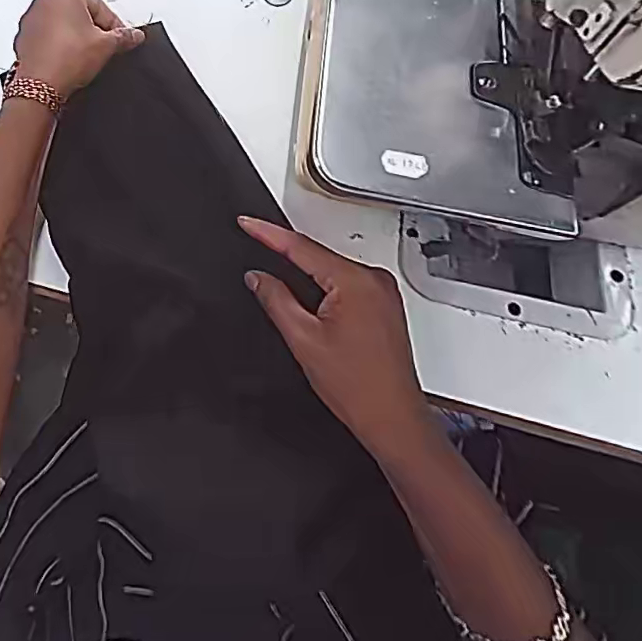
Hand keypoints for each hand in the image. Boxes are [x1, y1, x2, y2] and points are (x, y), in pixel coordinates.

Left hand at [12, 0, 143, 94]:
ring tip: (86, 57)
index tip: (121, 39)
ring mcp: (31, 19)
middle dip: (94, 31)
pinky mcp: (25, 38)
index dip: (115, 25)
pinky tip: (70, 61)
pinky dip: (61, 47)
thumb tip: (134, 35)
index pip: (100, 7)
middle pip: (80, 14)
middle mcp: (44, 1)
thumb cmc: (66, 59)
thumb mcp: (106, 45)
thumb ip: (124, 36)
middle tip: (105, 48)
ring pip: (64, 26)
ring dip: (77, 39)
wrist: (40, 85)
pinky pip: (49, 38)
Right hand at [239, 216, 432, 455]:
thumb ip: (276, 299)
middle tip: (256, 243)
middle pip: (318, 256)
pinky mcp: (385, 303)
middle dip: (286, 255)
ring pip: (332, 270)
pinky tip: (313, 300)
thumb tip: (259, 277)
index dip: (268, 233)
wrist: (393, 418)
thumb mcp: (304, 339)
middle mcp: (375, 280)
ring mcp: (384, 291)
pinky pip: (348, 282)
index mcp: (355, 282)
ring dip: (307, 274)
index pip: (301, 246)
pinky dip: (326, 287)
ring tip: (279, 279)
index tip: (248, 223)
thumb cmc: (359, 387)